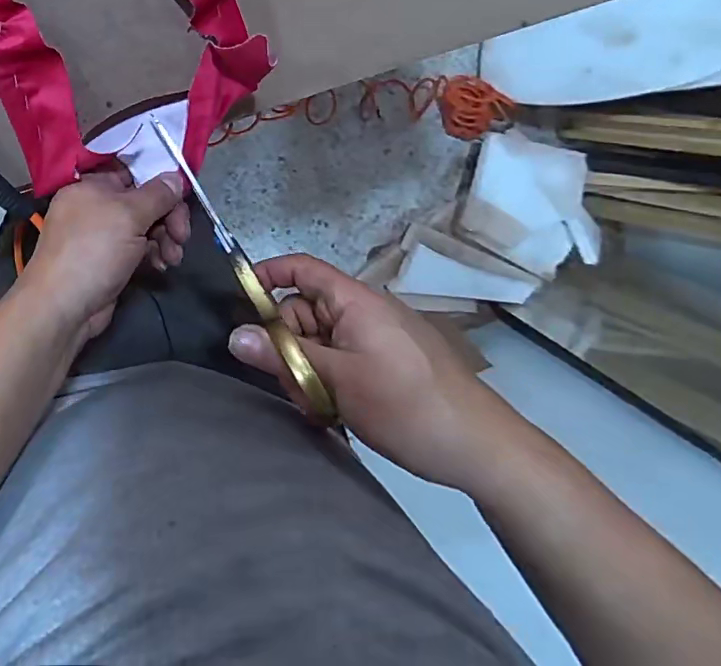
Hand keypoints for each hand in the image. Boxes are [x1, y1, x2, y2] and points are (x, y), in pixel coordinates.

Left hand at [13, 166, 189, 343]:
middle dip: (168, 216)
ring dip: (165, 238)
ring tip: (172, 257)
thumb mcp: (128, 215)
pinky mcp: (110, 260)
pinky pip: (139, 248)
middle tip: (181, 234)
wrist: (63, 307)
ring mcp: (102, 235)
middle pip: (143, 201)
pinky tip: (161, 266)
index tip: (183, 194)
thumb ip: (157, 194)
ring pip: (145, 226)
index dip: (160, 181)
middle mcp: (95, 206)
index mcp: (91, 186)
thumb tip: (176, 176)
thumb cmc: (93, 250)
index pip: (132, 172)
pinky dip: (153, 253)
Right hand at [227, 253, 529, 491]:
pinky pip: (340, 360)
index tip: (239, 304)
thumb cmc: (408, 405)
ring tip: (321, 408)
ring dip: (308, 372)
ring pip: (319, 342)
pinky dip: (329, 382)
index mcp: (354, 301)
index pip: (300, 268)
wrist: (485, 451)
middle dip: (289, 347)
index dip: (266, 276)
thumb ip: (283, 355)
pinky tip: (335, 412)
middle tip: (292, 387)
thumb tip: (235, 335)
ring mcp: (376, 338)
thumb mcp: (337, 381)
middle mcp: (363, 312)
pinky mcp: (386, 363)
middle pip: (303, 312)